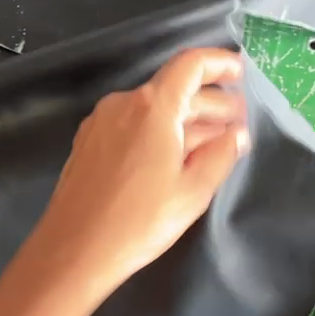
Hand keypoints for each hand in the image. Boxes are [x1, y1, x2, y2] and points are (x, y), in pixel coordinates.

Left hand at [25, 47, 250, 301]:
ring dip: (183, 121)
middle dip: (208, 102)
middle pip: (172, 88)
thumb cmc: (138, 222)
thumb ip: (221, 155)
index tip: (241, 74)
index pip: (190, 64)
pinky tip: (172, 158)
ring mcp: (99, 124)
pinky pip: (131, 127)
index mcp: (151, 107)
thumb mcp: (192, 192)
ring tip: (211, 143)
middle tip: (236, 122)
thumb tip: (237, 134)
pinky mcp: (86, 145)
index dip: (220, 64)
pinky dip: (157, 133)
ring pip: (151, 110)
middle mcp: (122, 104)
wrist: (73, 251)